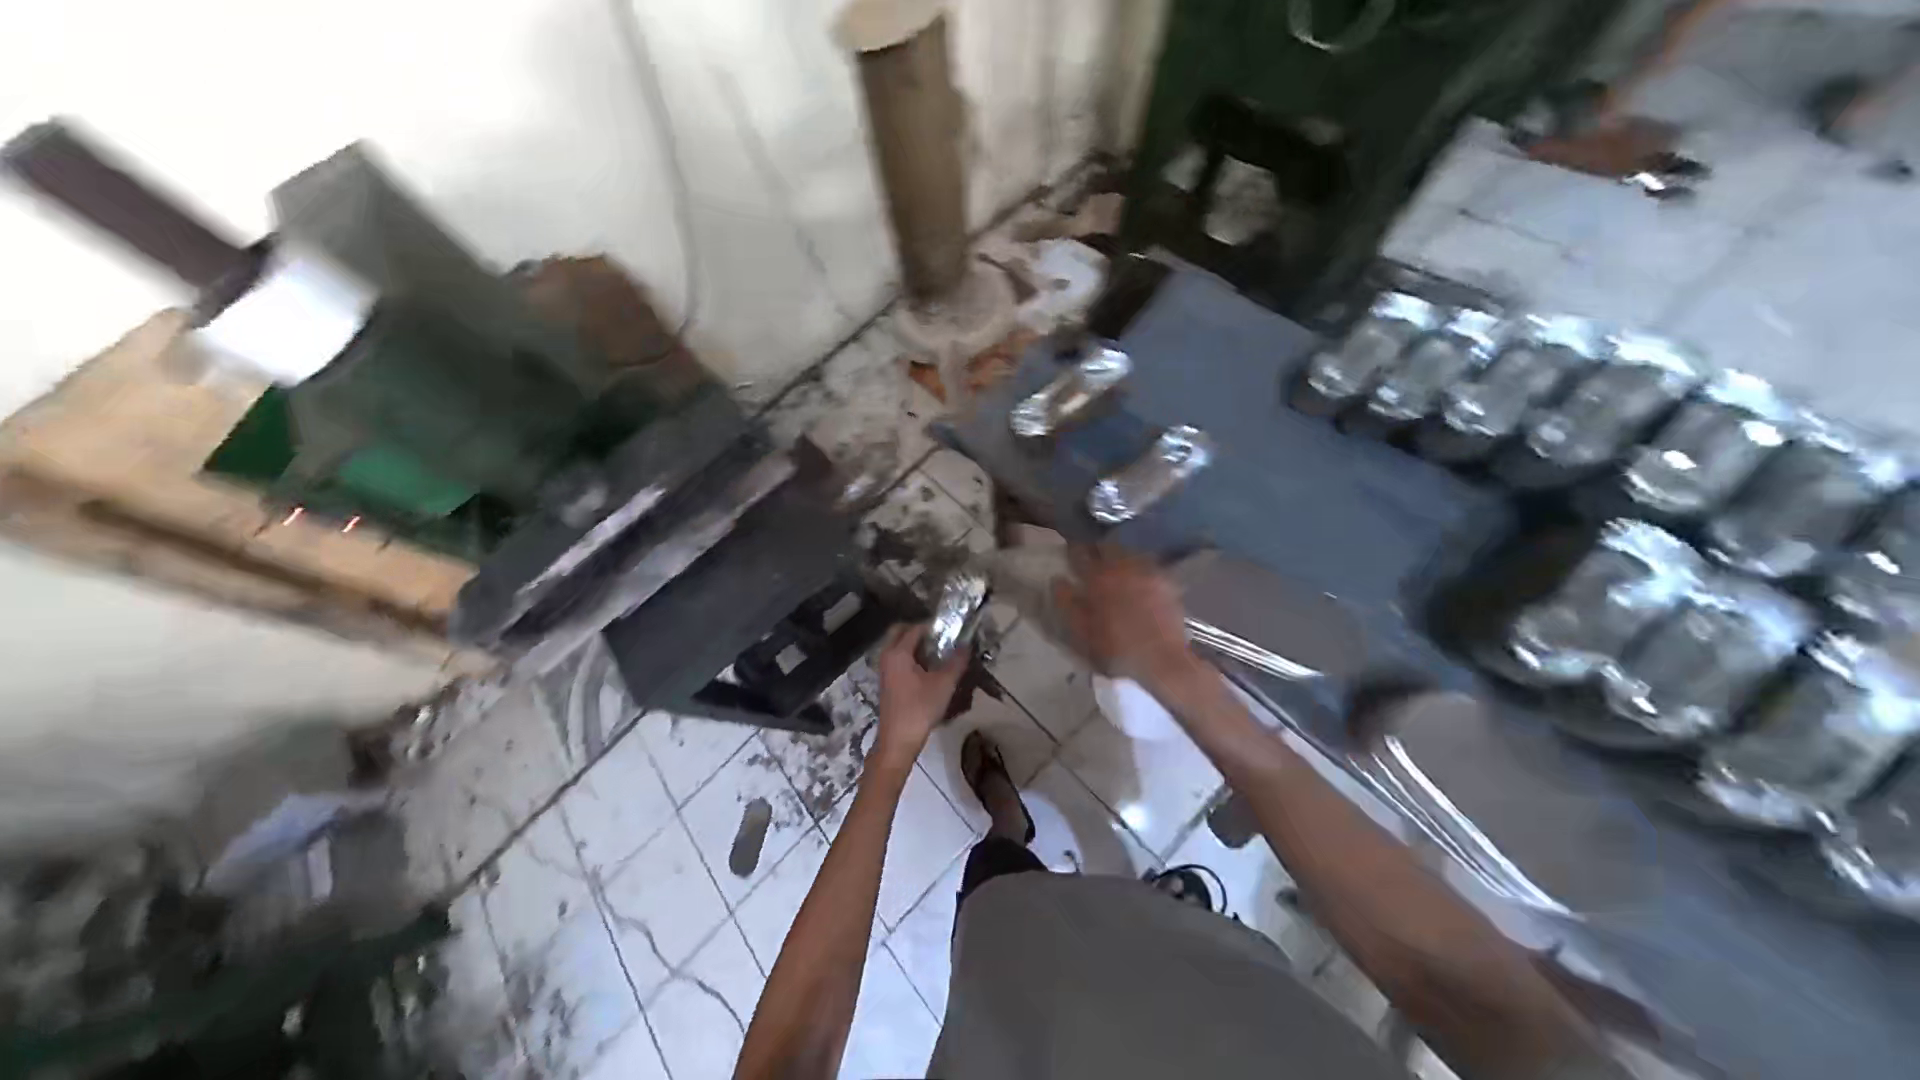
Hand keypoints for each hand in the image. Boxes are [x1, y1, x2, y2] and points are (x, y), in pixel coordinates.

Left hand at [872, 623, 967, 765]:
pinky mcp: (887, 681)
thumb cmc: (920, 709)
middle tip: (941, 637)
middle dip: (919, 631)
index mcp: (898, 652)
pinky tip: (929, 668)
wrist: (898, 740)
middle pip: (900, 632)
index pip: (916, 628)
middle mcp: (887, 656)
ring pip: (898, 646)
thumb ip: (956, 662)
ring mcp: (885, 669)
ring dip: (915, 644)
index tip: (952, 629)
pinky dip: (911, 657)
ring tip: (938, 652)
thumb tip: (967, 645)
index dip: (934, 626)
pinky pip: (898, 659)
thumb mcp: (944, 684)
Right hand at [1052, 544, 1196, 688]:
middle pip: (1107, 547)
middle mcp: (1123, 568)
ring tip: (1115, 565)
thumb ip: (1067, 603)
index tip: (1068, 551)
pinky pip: (1149, 565)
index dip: (1072, 550)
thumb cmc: (1116, 649)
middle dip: (1097, 549)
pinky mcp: (1166, 582)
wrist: (1162, 659)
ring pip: (1129, 553)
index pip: (1080, 554)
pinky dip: (1140, 566)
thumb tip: (1057, 580)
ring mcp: (1147, 572)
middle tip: (1092, 556)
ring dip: (1119, 555)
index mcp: (1098, 578)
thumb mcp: (1083, 631)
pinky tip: (1139, 577)